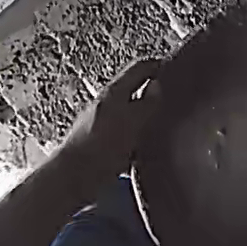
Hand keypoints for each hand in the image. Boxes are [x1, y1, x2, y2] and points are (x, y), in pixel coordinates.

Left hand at [57, 58, 164, 183]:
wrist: (71, 179)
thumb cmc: (101, 149)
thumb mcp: (132, 123)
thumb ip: (147, 104)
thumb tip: (158, 86)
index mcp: (113, 93)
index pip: (139, 69)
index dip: (157, 66)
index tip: (175, 69)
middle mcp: (104, 104)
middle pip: (133, 89)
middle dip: (152, 90)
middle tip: (173, 97)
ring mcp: (99, 123)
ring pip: (128, 112)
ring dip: (144, 114)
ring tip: (164, 123)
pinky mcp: (97, 143)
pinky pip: (122, 133)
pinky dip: (135, 135)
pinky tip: (145, 148)